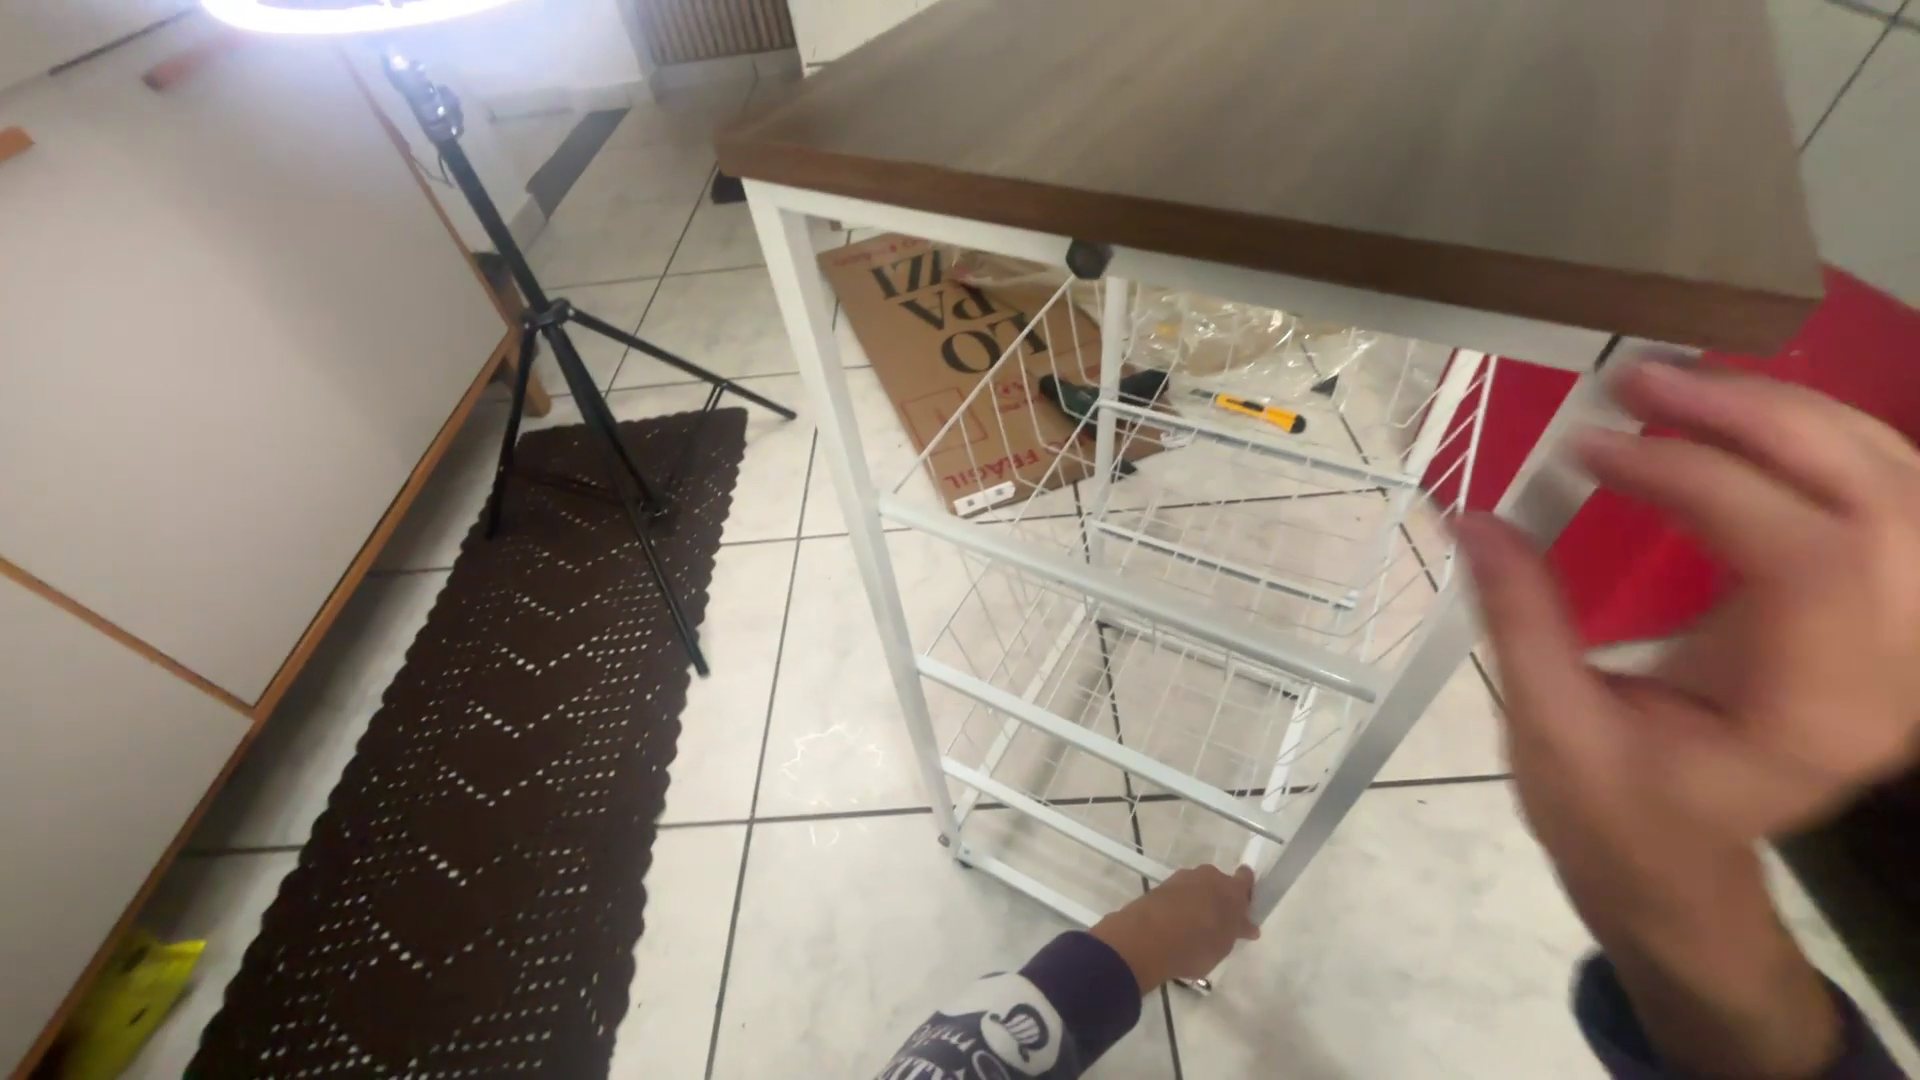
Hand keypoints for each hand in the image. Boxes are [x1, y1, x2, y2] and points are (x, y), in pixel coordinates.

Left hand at [1091, 865, 1259, 993]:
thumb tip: (1248, 925)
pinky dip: (1182, 903)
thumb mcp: (1224, 945)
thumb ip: (1236, 931)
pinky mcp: (1162, 884)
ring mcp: (1182, 878)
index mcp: (1230, 889)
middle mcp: (1208, 876)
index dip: (1246, 890)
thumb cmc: (1196, 945)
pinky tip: (1179, 923)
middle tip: (1220, 922)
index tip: (1244, 906)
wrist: (1148, 937)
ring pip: (1199, 886)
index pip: (1245, 879)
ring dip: (1200, 900)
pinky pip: (1181, 892)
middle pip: (1220, 882)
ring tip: (1197, 926)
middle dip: (1221, 898)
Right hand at [1458, 362, 1919, 1077]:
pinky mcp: (1862, 617)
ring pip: (1899, 487)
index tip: (1587, 446)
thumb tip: (1470, 516)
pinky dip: (1802, 445)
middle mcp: (1896, 666)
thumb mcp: (1548, 725)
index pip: (1806, 555)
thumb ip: (1519, 616)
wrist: (1669, 867)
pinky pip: (1867, 503)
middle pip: (1884, 501)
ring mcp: (1896, 639)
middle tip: (1642, 380)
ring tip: (1675, 388)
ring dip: (1791, 418)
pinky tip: (1724, 425)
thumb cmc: (1608, 816)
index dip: (1700, 479)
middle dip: (1761, 420)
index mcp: (1820, 708)